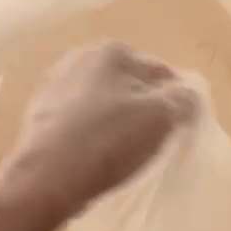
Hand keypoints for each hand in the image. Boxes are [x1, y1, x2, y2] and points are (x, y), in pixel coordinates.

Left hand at [0, 43, 198, 227]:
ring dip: (117, 122)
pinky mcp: (40, 117)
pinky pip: (80, 123)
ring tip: (126, 153)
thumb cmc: (108, 142)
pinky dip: (93, 136)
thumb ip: (183, 101)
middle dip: (145, 108)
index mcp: (114, 51)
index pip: (162, 72)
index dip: (178, 99)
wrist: (46, 178)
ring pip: (103, 103)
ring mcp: (56, 87)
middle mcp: (81, 58)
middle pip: (130, 85)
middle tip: (156, 142)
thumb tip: (190, 96)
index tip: (183, 127)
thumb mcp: (160, 118)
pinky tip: (98, 158)